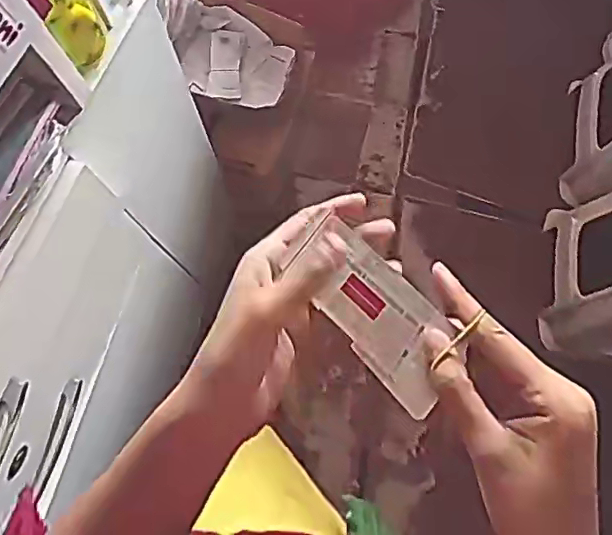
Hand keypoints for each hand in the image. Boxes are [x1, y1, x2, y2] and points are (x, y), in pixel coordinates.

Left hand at [177, 193, 393, 440]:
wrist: (218, 409)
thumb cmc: (232, 353)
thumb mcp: (268, 310)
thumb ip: (304, 278)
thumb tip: (339, 243)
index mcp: (265, 261)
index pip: (304, 225)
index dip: (332, 212)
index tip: (362, 203)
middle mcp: (280, 277)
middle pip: (323, 250)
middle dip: (355, 240)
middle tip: (387, 233)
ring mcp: (291, 306)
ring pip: (332, 281)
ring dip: (360, 274)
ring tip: (393, 269)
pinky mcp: (301, 335)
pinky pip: (333, 313)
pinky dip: (355, 307)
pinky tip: (378, 307)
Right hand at [425, 263, 598, 534]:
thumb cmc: (533, 518)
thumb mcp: (489, 453)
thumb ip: (459, 393)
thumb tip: (434, 343)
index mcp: (558, 395)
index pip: (500, 339)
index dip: (465, 305)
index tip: (442, 275)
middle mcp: (562, 392)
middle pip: (501, 349)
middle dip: (463, 327)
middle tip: (429, 299)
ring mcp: (557, 405)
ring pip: (501, 366)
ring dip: (467, 352)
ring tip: (433, 326)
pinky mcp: (547, 418)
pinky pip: (506, 386)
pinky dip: (478, 377)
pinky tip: (453, 364)